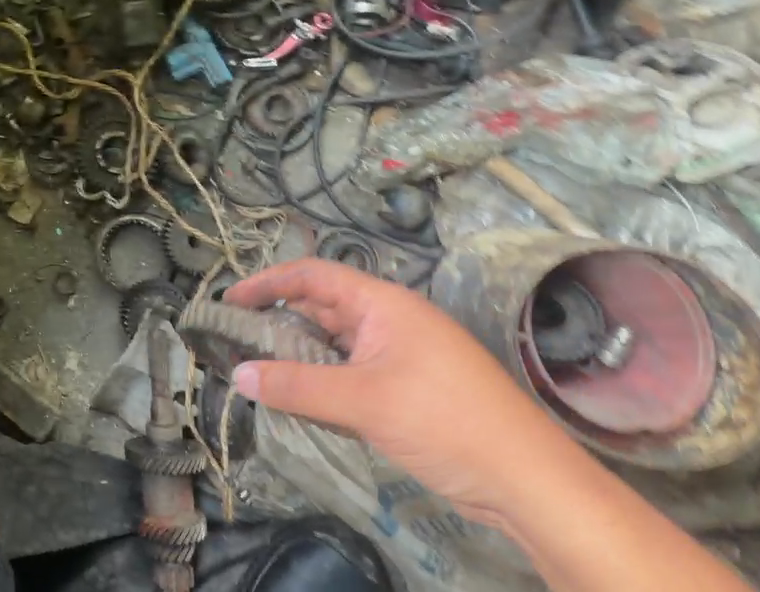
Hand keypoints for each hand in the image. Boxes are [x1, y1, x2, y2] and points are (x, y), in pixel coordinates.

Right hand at [224, 258, 582, 528]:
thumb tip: (237, 375)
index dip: (268, 282)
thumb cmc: (445, 421)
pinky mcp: (408, 390)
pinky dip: (321, 380)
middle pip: (321, 308)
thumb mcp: (363, 401)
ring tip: (256, 369)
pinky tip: (300, 399)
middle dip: (277, 320)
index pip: (313, 276)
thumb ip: (296, 386)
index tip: (229, 300)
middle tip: (234, 339)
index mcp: (383, 304)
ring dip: (298, 354)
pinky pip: (351, 373)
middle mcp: (390, 322)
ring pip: (335, 345)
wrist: (530, 482)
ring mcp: (401, 357)